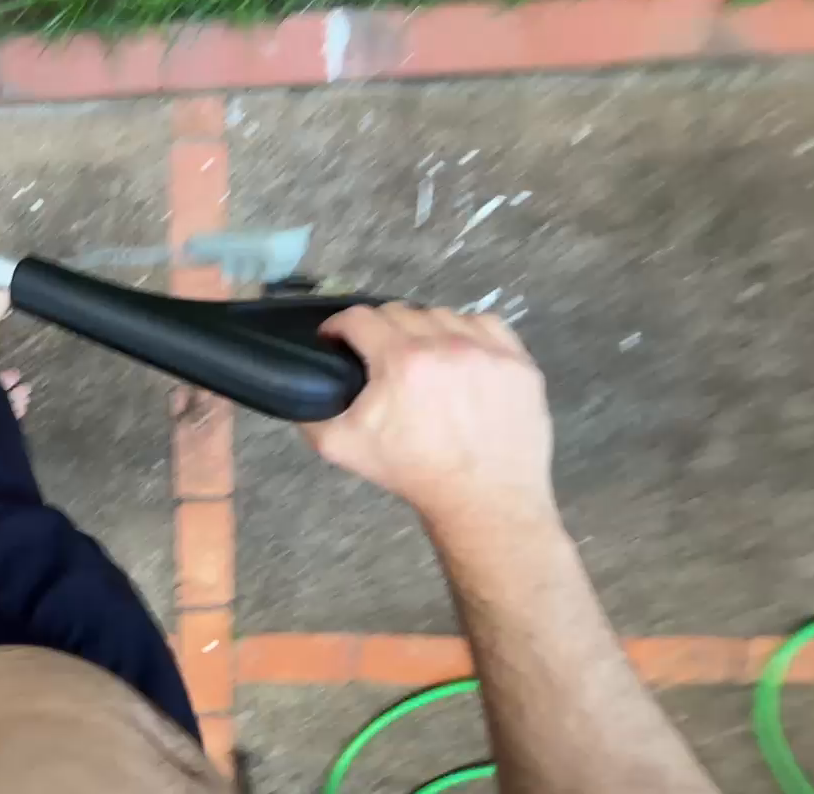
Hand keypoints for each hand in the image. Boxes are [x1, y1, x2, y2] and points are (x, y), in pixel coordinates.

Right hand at [302, 303, 555, 527]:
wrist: (484, 501)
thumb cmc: (409, 471)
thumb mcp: (339, 446)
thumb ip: (307, 413)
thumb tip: (293, 391)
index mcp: (400, 360)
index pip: (358, 317)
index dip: (337, 326)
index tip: (333, 341)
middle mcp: (445, 346)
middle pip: (398, 312)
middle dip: (376, 328)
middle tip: (372, 354)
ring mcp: (488, 352)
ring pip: (440, 314)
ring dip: (420, 327)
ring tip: (415, 353)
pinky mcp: (520, 364)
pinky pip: (485, 324)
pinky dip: (465, 331)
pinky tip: (456, 352)